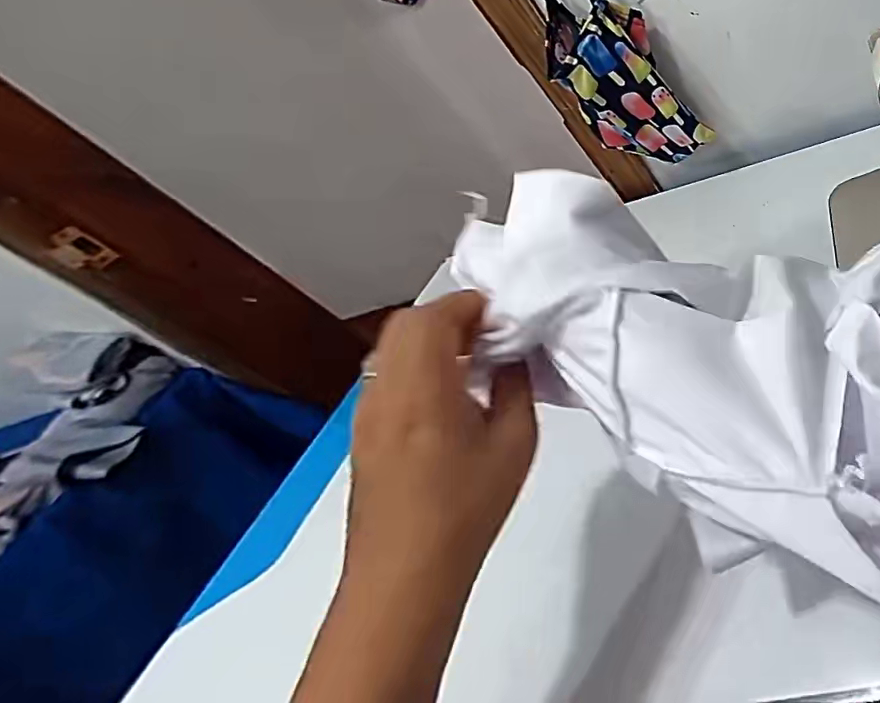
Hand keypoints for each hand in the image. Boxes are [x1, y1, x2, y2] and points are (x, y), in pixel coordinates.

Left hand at [344, 290, 537, 598]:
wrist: (405, 575)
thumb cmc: (466, 508)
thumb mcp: (516, 441)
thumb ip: (517, 385)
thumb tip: (513, 356)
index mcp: (422, 390)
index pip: (434, 317)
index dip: (471, 305)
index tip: (504, 317)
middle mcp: (385, 392)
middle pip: (406, 323)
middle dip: (451, 314)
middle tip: (490, 332)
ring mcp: (366, 411)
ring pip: (392, 346)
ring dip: (432, 337)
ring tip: (474, 357)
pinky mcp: (362, 430)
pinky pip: (387, 372)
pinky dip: (417, 361)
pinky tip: (449, 390)